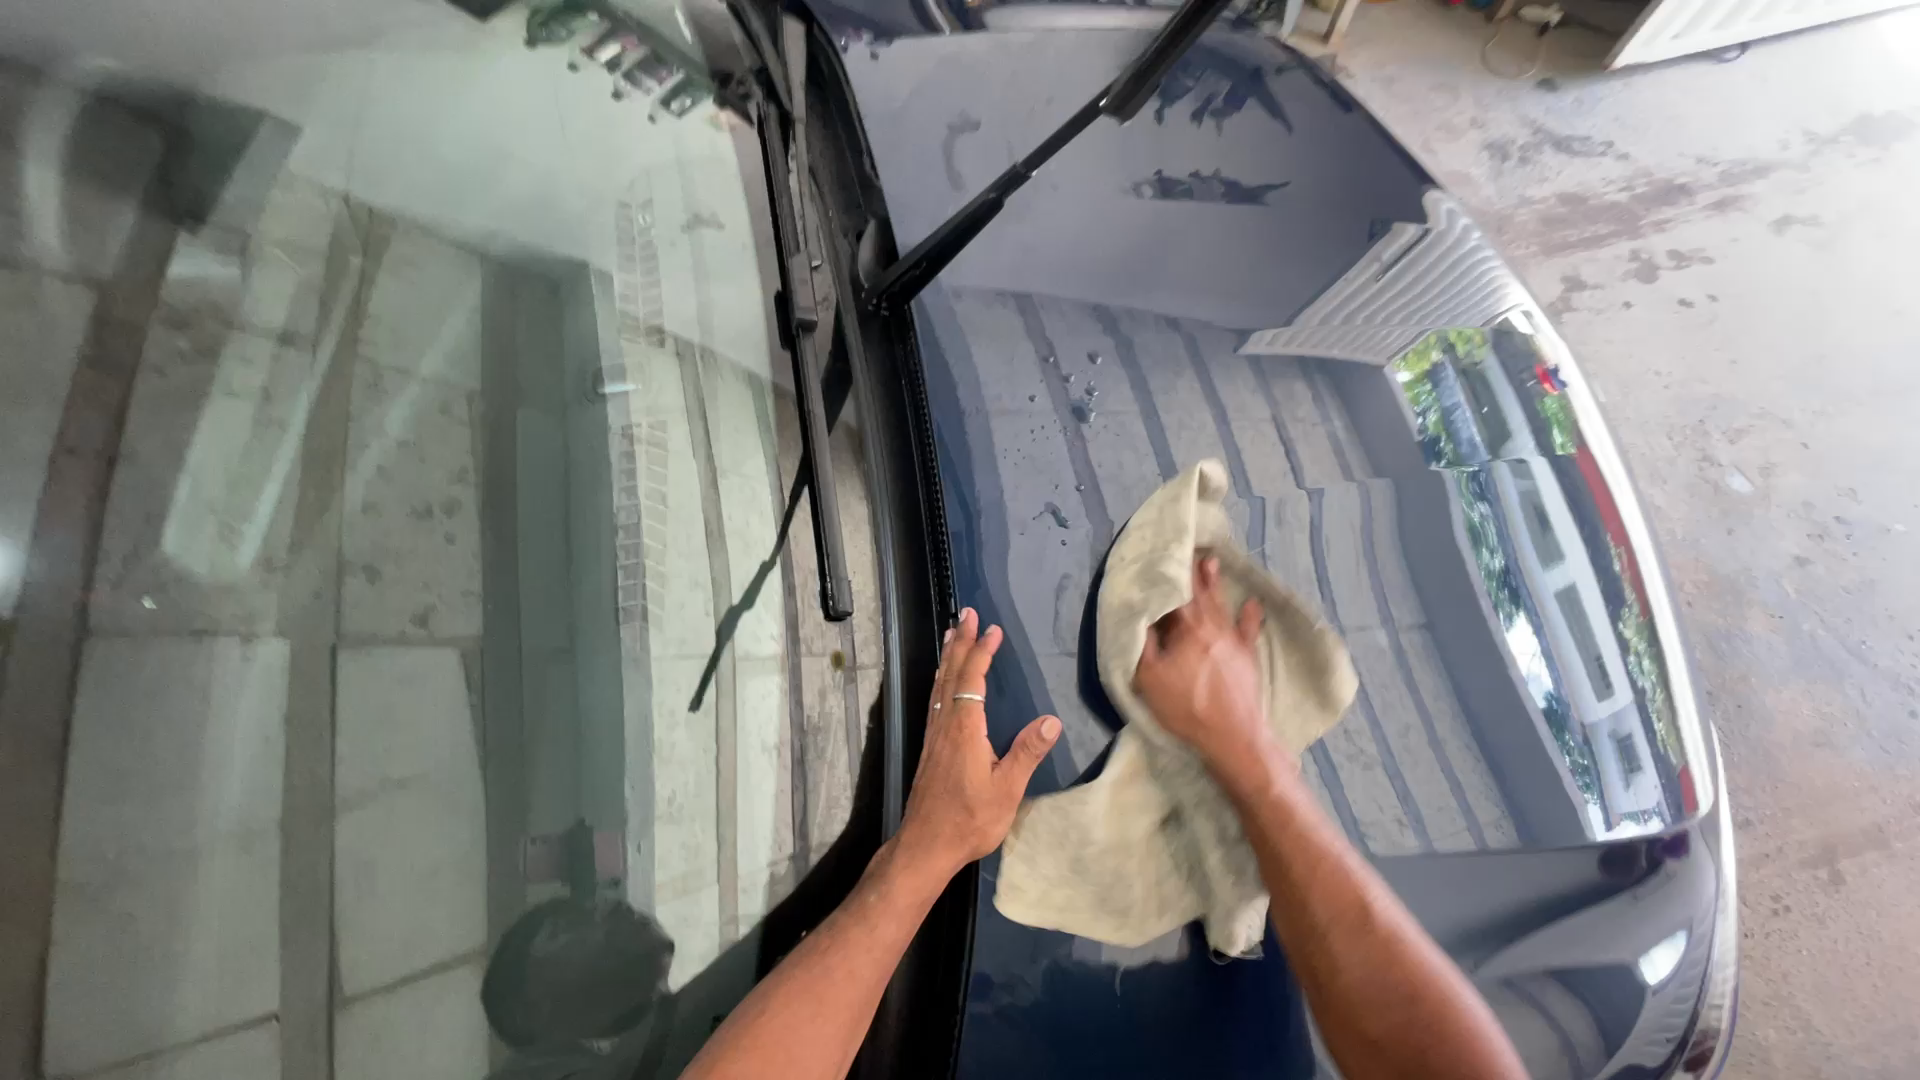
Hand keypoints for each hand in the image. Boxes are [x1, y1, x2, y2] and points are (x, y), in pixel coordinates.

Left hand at [896, 607, 1060, 878]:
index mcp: (965, 728)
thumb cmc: (970, 820)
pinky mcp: (930, 746)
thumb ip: (1026, 753)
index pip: (971, 678)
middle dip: (960, 641)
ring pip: (939, 684)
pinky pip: (935, 698)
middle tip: (965, 613)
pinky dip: (940, 678)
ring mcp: (934, 734)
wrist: (926, 845)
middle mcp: (945, 724)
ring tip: (952, 633)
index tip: (992, 629)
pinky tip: (942, 679)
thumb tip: (1051, 721)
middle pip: (951, 672)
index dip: (981, 651)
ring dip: (947, 656)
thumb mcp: (1006, 790)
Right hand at [1134, 555, 1275, 775]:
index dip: (1169, 576)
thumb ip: (1144, 644)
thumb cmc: (1186, 707)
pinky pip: (1249, 630)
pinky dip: (1250, 616)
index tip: (1164, 555)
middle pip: (1200, 595)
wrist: (1233, 736)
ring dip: (1215, 584)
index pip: (1175, 596)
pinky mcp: (1248, 657)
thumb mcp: (1149, 678)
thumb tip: (1142, 616)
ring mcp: (1233, 641)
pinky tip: (1253, 604)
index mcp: (1187, 629)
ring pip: (1221, 606)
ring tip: (1212, 563)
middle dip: (1194, 572)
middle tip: (1192, 548)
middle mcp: (1212, 627)